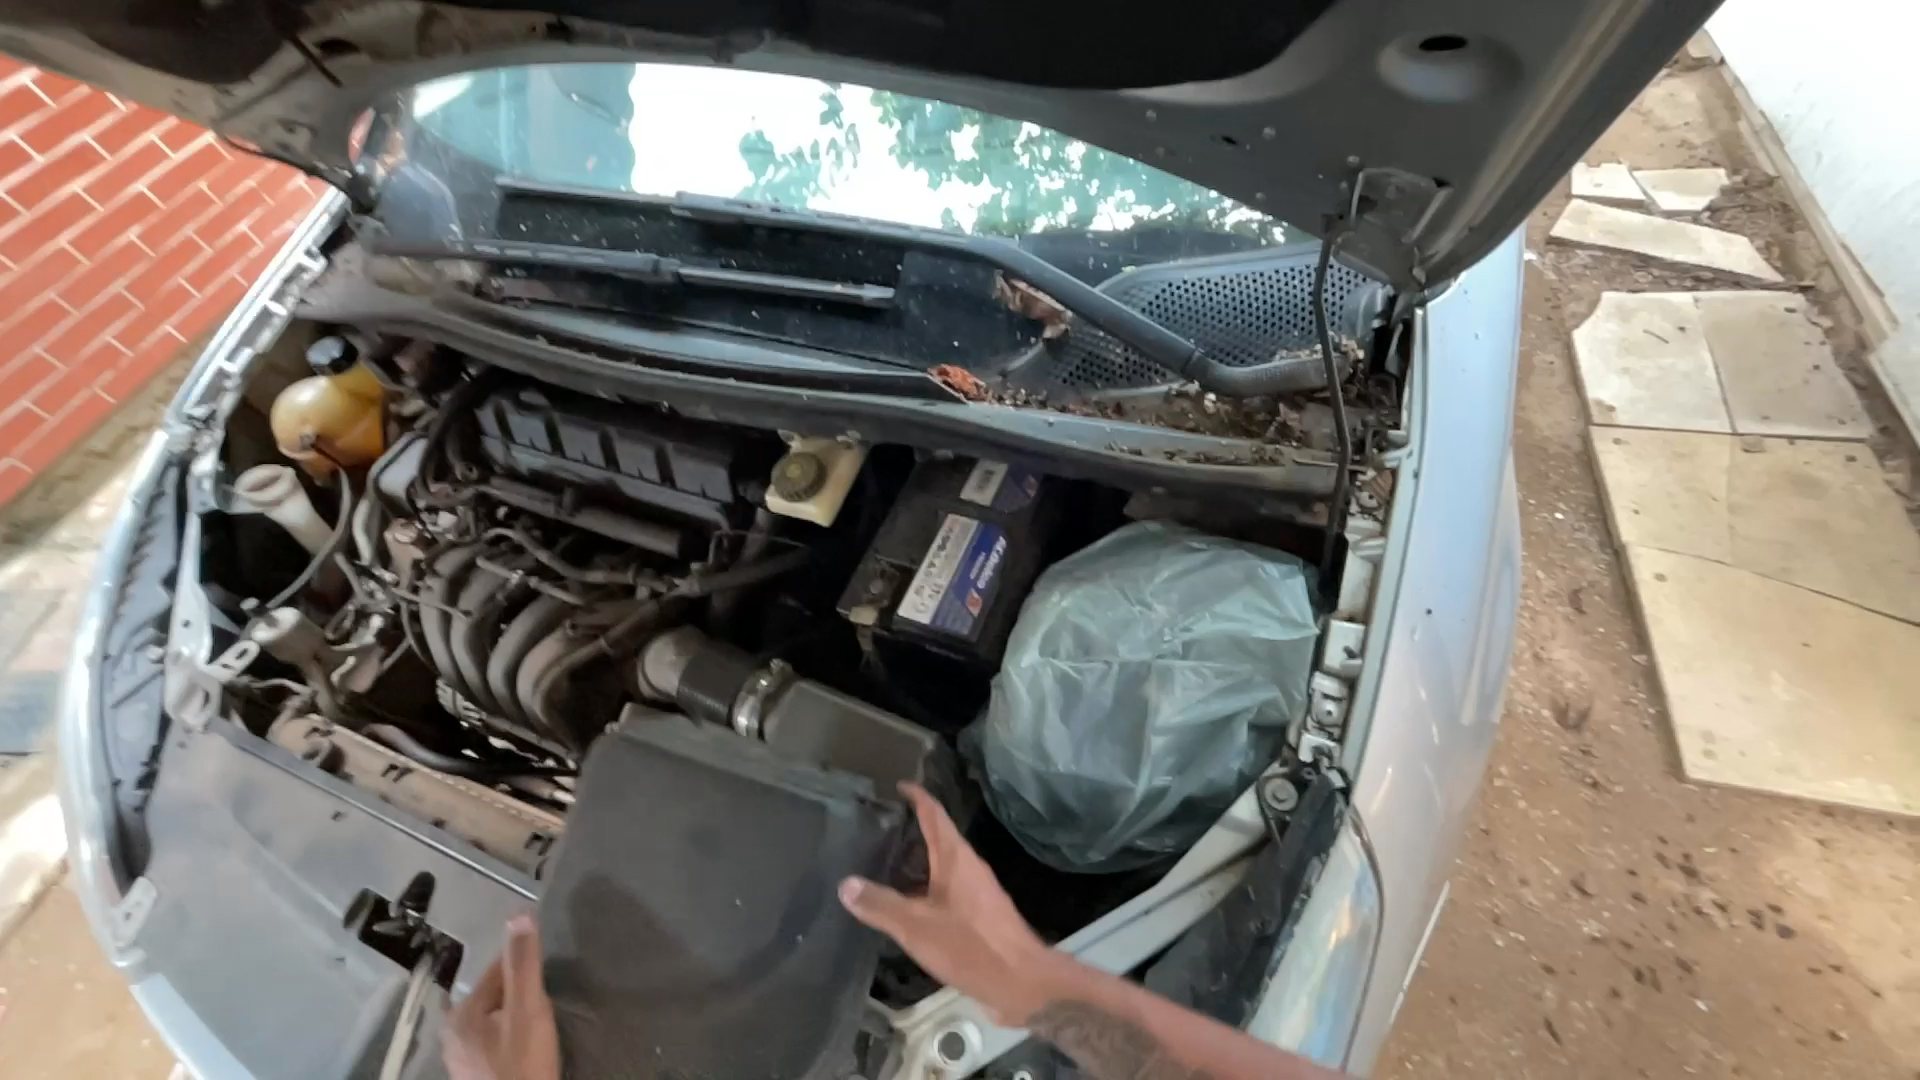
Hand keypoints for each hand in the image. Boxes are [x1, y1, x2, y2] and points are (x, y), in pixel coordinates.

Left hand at [443, 915, 561, 1079]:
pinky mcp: (474, 1072)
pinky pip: (494, 1035)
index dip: (527, 966)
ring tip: (540, 1017)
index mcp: (461, 1013)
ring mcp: (460, 1056)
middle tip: (546, 1000)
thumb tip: (519, 913)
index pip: (499, 967)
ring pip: (495, 1014)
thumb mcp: (529, 1009)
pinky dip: (510, 1030)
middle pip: (496, 991)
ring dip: (516, 1010)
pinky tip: (526, 1040)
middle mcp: (452, 1032)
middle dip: (521, 989)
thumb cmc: (523, 1064)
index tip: (549, 973)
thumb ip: (524, 963)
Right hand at [839, 783, 1068, 1026]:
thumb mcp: (917, 926)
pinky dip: (925, 885)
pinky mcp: (979, 912)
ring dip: (917, 860)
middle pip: (937, 835)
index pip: (933, 812)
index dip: (916, 795)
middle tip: (878, 829)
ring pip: (941, 863)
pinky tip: (908, 904)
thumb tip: (845, 883)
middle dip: (911, 829)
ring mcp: (976, 888)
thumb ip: (881, 905)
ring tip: (884, 864)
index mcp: (954, 856)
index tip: (897, 785)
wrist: (1021, 980)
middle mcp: (967, 864)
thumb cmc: (970, 944)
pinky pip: (946, 886)